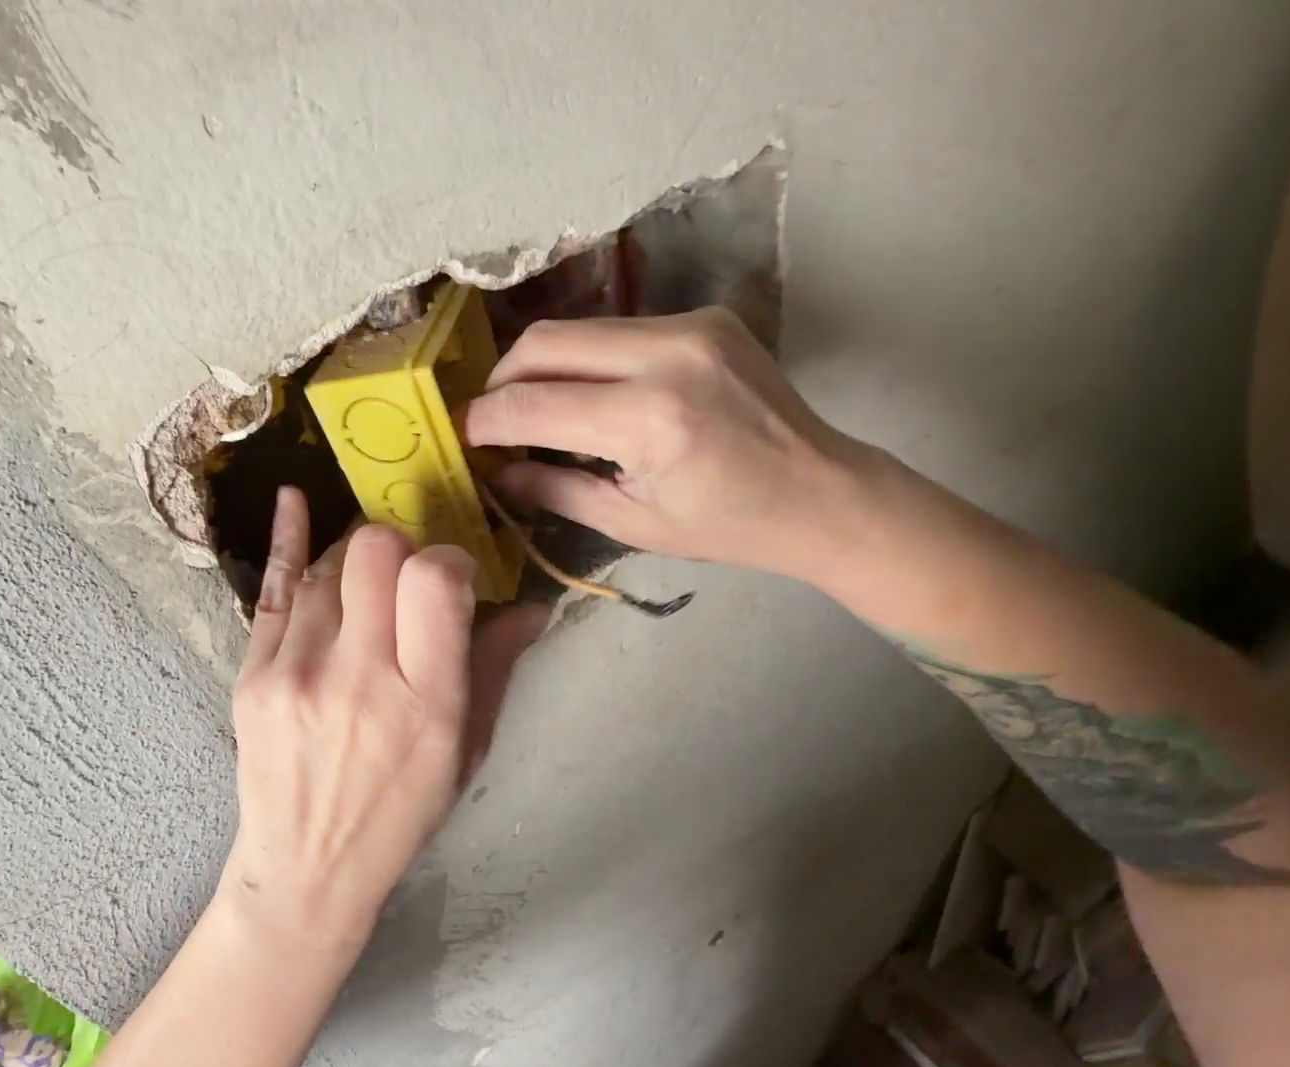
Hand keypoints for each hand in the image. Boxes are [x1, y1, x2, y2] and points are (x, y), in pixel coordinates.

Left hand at [222, 488, 546, 951]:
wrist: (306, 868)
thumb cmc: (402, 811)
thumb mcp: (468, 750)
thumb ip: (497, 666)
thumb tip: (534, 604)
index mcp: (427, 699)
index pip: (436, 582)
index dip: (448, 559)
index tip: (451, 576)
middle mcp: (360, 677)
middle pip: (375, 554)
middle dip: (400, 546)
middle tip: (405, 574)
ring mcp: (297, 672)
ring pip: (327, 565)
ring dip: (356, 556)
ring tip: (368, 575)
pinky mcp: (254, 674)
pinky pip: (271, 589)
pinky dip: (288, 539)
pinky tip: (293, 498)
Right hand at [464, 307, 879, 581]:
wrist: (824, 493)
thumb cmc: (729, 526)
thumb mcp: (633, 524)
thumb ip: (555, 491)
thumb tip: (497, 472)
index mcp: (651, 421)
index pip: (532, 404)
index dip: (485, 420)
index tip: (466, 435)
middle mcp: (668, 356)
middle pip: (545, 342)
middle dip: (503, 379)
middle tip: (494, 417)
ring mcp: (692, 327)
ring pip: (579, 329)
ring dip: (545, 368)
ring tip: (542, 410)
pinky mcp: (706, 317)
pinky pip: (619, 330)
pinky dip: (591, 361)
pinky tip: (598, 397)